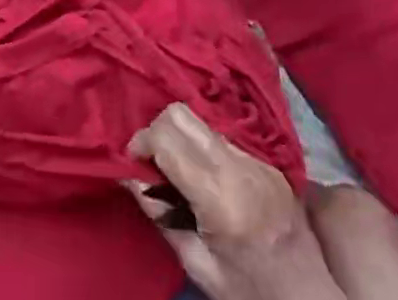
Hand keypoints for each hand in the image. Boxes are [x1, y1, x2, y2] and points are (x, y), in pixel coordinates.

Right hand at [126, 104, 342, 299]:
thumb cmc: (250, 294)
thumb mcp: (197, 265)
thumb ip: (160, 216)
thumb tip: (130, 177)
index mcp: (220, 196)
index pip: (167, 139)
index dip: (140, 144)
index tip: (132, 165)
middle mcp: (238, 166)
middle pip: (181, 115)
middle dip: (157, 132)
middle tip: (150, 165)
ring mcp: (256, 160)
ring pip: (201, 123)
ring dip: (180, 138)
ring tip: (177, 174)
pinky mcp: (267, 162)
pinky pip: (222, 140)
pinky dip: (202, 149)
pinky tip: (205, 182)